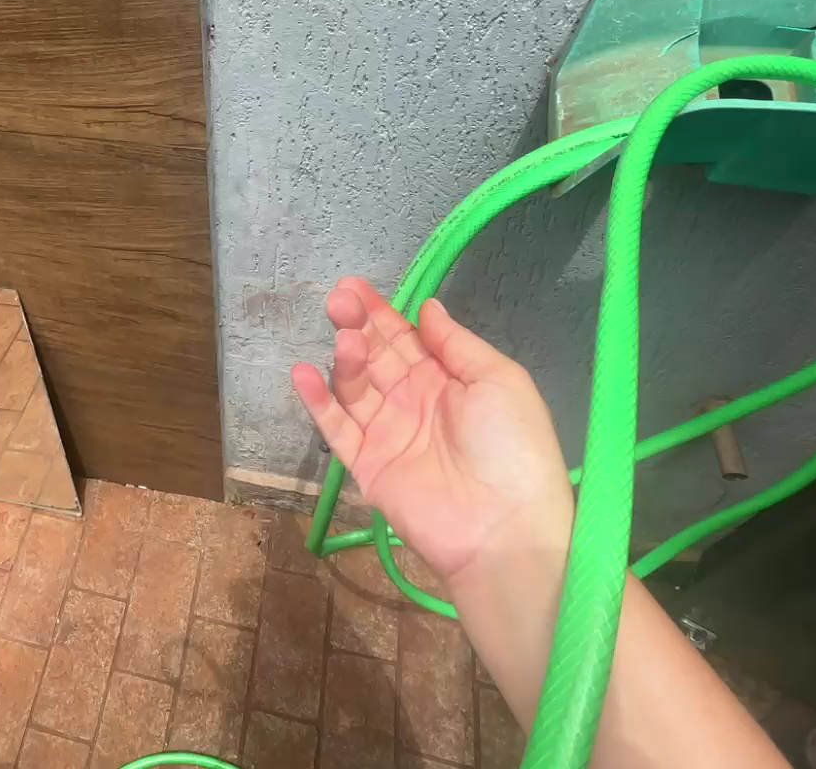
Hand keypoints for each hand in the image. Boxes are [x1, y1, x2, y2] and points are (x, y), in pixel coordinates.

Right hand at [291, 277, 574, 585]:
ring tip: (345, 341)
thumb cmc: (512, 447)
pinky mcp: (365, 463)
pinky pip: (335, 427)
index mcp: (445, 379)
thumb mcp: (500, 381)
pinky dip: (317, 401)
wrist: (505, 529)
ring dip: (345, 359)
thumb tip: (426, 307)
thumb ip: (456, 343)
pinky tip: (303, 374)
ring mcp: (386, 432)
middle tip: (338, 300)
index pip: (403, 337)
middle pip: (374, 355)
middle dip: (356, 324)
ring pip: (354, 386)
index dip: (379, 311)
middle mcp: (411, 400)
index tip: (353, 286)